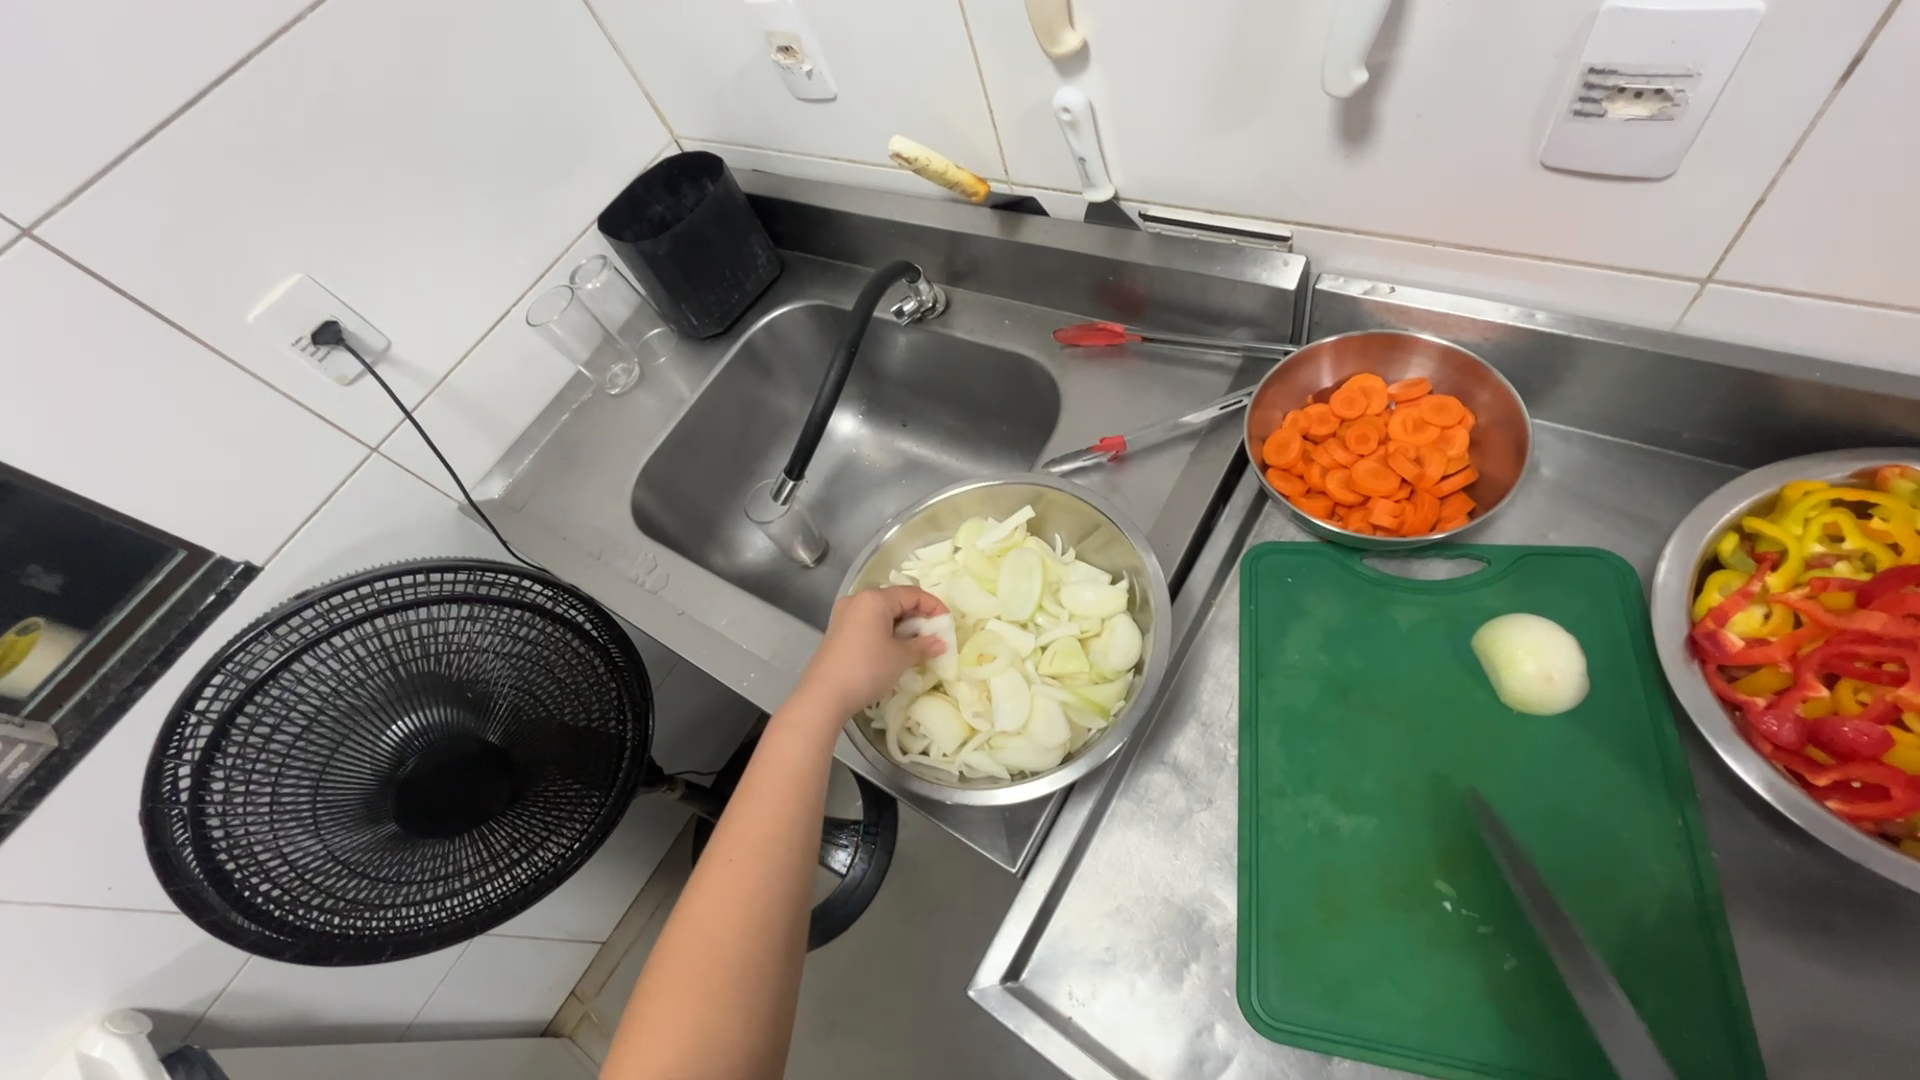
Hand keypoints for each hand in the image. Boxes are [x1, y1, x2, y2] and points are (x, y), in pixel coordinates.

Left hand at [794, 586, 949, 721]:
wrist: (823, 696)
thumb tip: (941, 642)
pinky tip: (895, 650)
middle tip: (935, 636)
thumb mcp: (901, 657)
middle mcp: (858, 600)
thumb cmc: (866, 669)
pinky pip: (869, 624)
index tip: (948, 624)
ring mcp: (845, 615)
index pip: (913, 594)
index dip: (934, 607)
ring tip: (918, 645)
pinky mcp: (838, 632)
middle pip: (896, 601)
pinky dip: (886, 632)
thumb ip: (924, 645)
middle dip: (918, 617)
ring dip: (903, 626)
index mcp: (874, 598)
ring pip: (882, 613)